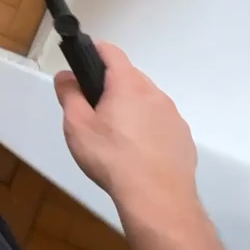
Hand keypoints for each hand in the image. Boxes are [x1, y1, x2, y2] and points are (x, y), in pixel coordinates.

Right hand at [54, 43, 199, 222]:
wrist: (158, 198)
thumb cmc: (111, 156)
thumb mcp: (77, 124)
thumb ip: (69, 94)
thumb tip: (66, 76)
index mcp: (128, 85)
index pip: (111, 52)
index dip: (93, 51)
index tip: (81, 65)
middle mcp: (155, 94)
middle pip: (129, 77)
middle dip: (109, 86)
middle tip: (91, 110)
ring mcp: (173, 116)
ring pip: (145, 100)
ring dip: (128, 107)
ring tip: (112, 135)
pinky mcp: (183, 138)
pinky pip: (159, 121)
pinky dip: (145, 127)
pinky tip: (134, 151)